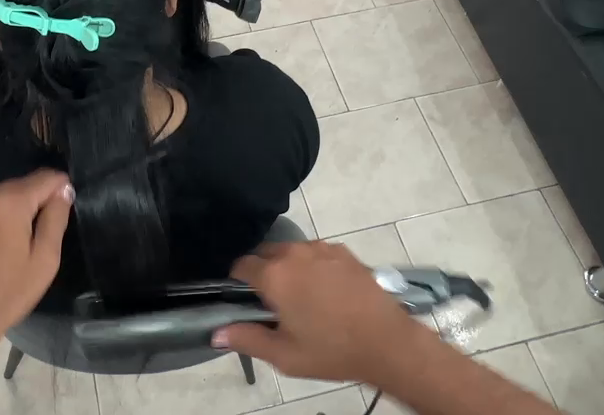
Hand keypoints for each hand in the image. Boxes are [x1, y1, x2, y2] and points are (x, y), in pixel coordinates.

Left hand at [0, 169, 74, 351]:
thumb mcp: (44, 259)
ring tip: (14, 245)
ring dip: (11, 212)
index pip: (45, 177)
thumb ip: (56, 218)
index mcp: (9, 201)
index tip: (66, 206)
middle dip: (35, 202)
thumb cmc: (7, 293)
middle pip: (20, 187)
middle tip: (41, 234)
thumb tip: (63, 190)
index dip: (61, 188)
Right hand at [212, 241, 430, 384]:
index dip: (237, 283)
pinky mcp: (341, 251)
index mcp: (274, 275)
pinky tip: (326, 291)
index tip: (245, 302)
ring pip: (291, 252)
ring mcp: (320, 248)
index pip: (241, 265)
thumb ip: (247, 339)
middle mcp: (293, 252)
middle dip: (263, 273)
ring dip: (288, 268)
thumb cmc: (331, 350)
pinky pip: (315, 253)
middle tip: (274, 304)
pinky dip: (312, 266)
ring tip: (302, 298)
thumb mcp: (285, 356)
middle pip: (265, 254)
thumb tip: (216, 333)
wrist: (387, 342)